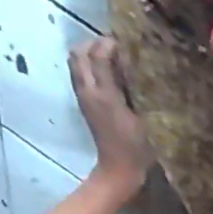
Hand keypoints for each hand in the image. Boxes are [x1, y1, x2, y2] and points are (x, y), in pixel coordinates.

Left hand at [69, 37, 154, 182]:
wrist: (121, 170)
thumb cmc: (130, 142)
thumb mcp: (123, 106)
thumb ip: (113, 76)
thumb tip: (113, 47)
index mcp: (94, 89)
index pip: (92, 52)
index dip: (108, 43)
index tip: (130, 44)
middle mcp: (87, 90)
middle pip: (81, 55)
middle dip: (98, 45)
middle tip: (123, 49)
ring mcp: (89, 99)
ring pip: (84, 66)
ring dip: (99, 57)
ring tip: (123, 60)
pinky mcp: (95, 107)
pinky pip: (92, 78)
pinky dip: (102, 70)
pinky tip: (121, 77)